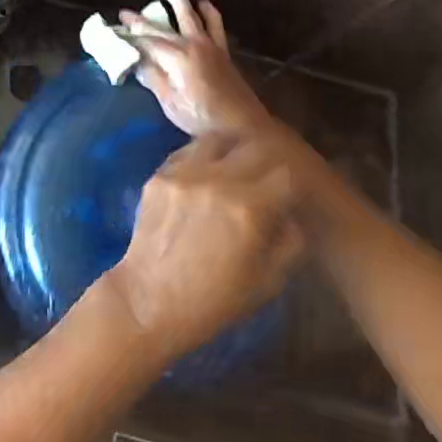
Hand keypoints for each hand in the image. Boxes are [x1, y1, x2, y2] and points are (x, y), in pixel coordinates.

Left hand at [100, 132, 304, 362]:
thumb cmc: (214, 301)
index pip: (285, 172)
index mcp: (250, 208)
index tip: (288, 192)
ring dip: (230, 149)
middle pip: (254, 146)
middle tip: (264, 174)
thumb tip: (292, 212)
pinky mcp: (159, 176)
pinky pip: (186, 153)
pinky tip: (202, 175)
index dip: (291, 182)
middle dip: (266, 159)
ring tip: (232, 164)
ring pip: (217, 139)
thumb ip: (291, 241)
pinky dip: (200, 158)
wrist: (149, 302)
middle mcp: (218, 181)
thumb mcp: (268, 281)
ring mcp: (185, 174)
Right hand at [122, 0, 271, 136]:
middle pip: (164, 28)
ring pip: (192, 15)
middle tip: (126, 12)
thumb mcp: (170, 103)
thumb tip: (139, 64)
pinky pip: (215, 25)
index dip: (130, 35)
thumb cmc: (202, 119)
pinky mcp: (223, 52)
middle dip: (143, 19)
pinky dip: (209, 12)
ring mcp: (210, 46)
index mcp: (177, 58)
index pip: (147, 41)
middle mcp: (193, 45)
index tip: (115, 28)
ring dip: (179, 0)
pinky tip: (205, 5)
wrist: (243, 125)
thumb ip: (154, 79)